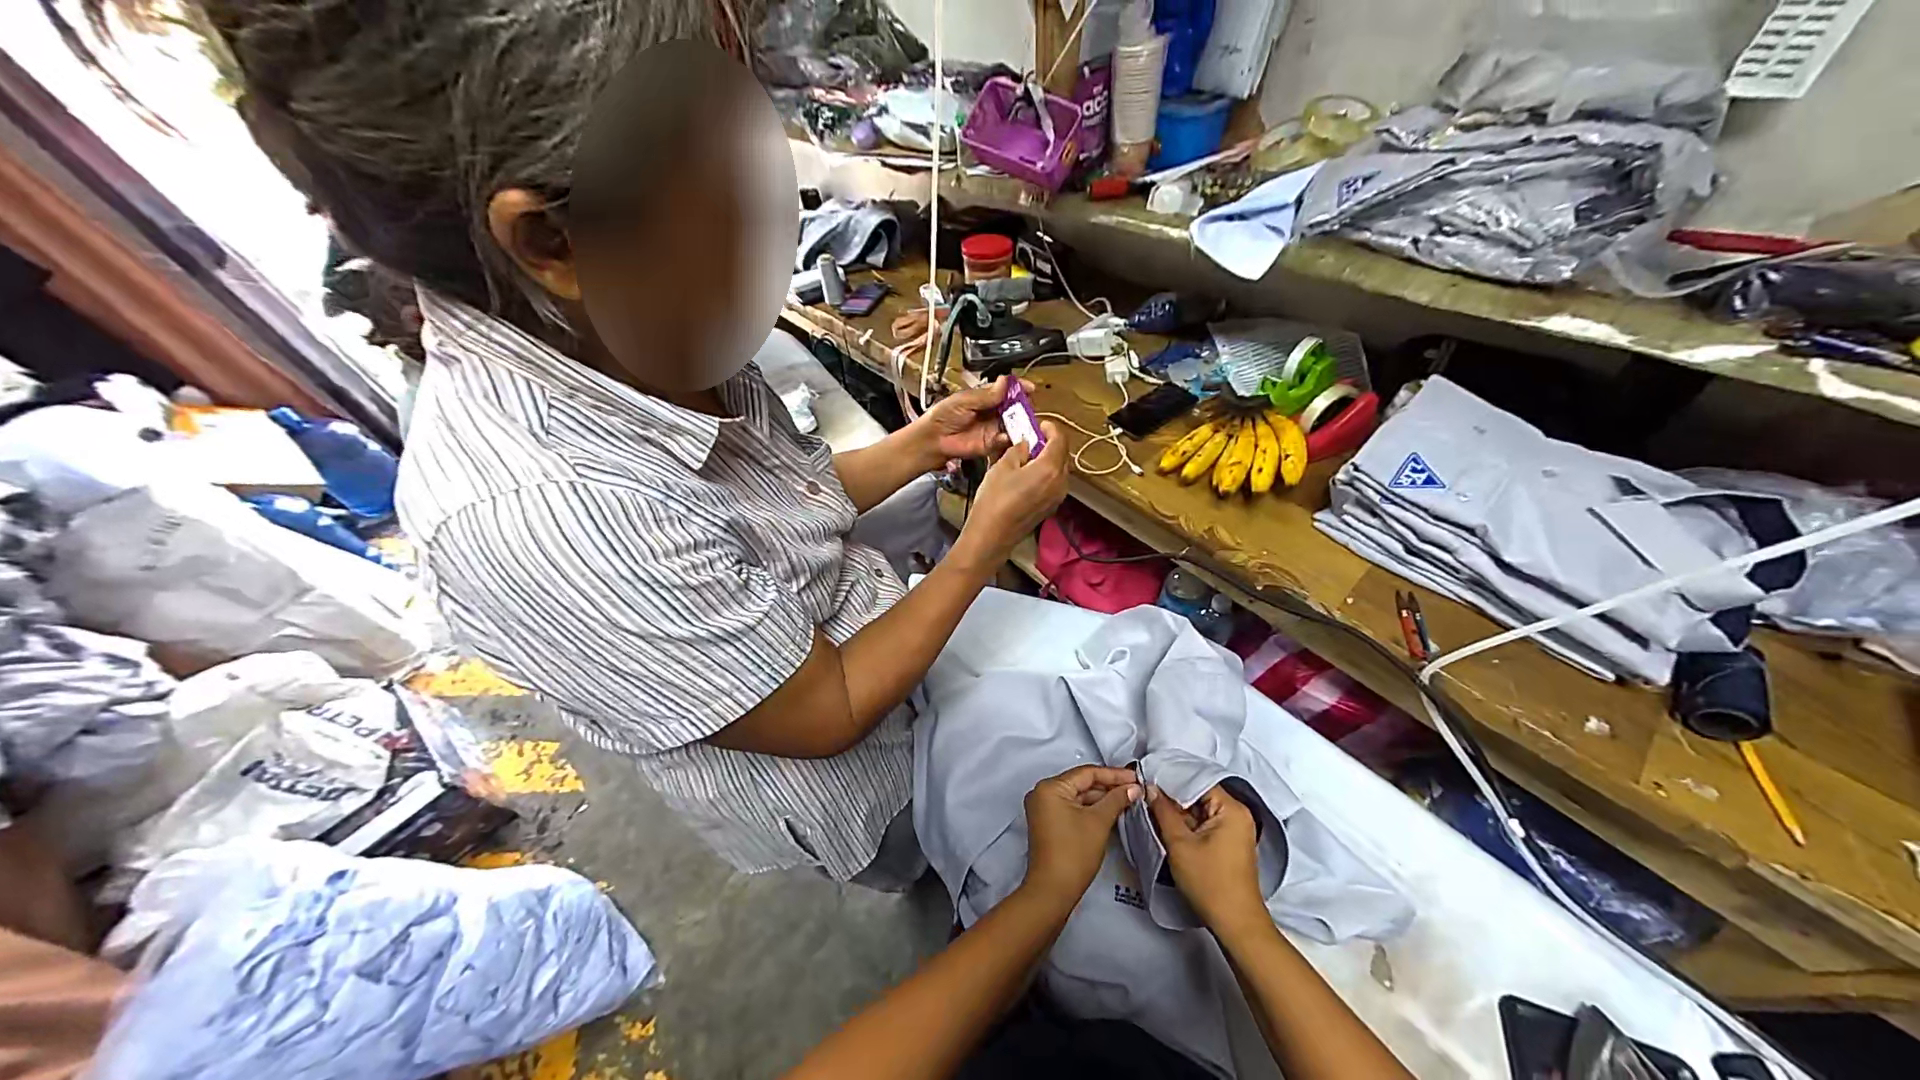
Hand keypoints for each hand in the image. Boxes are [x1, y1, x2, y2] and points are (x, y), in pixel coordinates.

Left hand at [916, 377, 1031, 462]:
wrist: (934, 439)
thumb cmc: (943, 416)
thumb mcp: (964, 400)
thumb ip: (986, 394)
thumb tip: (1004, 382)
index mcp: (986, 397)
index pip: (1007, 390)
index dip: (1019, 388)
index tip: (1029, 387)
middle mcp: (993, 412)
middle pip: (1015, 407)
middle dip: (1023, 407)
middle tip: (1027, 407)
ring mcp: (994, 428)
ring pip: (1014, 423)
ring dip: (1020, 423)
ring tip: (1022, 422)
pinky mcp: (992, 444)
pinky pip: (1006, 440)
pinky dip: (1010, 438)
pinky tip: (1007, 436)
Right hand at [955, 419, 1067, 566]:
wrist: (992, 535)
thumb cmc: (995, 500)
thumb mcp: (1003, 467)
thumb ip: (1018, 449)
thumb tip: (1025, 443)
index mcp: (1050, 469)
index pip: (1060, 440)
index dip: (1050, 428)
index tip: (1038, 424)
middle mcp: (1060, 483)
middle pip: (1062, 455)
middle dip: (1049, 443)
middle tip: (1031, 437)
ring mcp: (1057, 497)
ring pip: (1058, 470)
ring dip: (1047, 459)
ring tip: (1027, 455)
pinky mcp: (1050, 508)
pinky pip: (1053, 484)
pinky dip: (1045, 474)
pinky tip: (1027, 474)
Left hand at [1022, 765, 1140, 904]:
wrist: (1053, 890)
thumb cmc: (1074, 853)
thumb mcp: (1098, 822)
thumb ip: (1116, 800)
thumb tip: (1133, 788)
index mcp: (1050, 787)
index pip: (1086, 773)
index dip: (1114, 774)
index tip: (1136, 777)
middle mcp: (1043, 793)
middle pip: (1081, 783)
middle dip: (1109, 786)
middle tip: (1135, 788)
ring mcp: (1044, 808)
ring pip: (1078, 796)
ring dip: (1102, 798)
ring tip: (1128, 798)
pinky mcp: (1049, 822)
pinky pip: (1072, 807)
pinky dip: (1091, 809)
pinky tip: (1111, 810)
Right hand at [1149, 784, 1267, 934]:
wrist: (1235, 923)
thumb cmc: (1210, 882)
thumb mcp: (1179, 843)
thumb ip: (1163, 811)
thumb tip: (1150, 788)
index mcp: (1232, 809)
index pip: (1197, 781)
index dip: (1171, 779)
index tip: (1147, 778)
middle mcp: (1237, 815)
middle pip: (1199, 794)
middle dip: (1173, 796)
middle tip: (1146, 793)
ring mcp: (1235, 830)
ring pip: (1200, 810)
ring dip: (1179, 811)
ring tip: (1152, 806)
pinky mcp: (1229, 843)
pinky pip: (1205, 823)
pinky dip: (1188, 823)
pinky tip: (1167, 824)